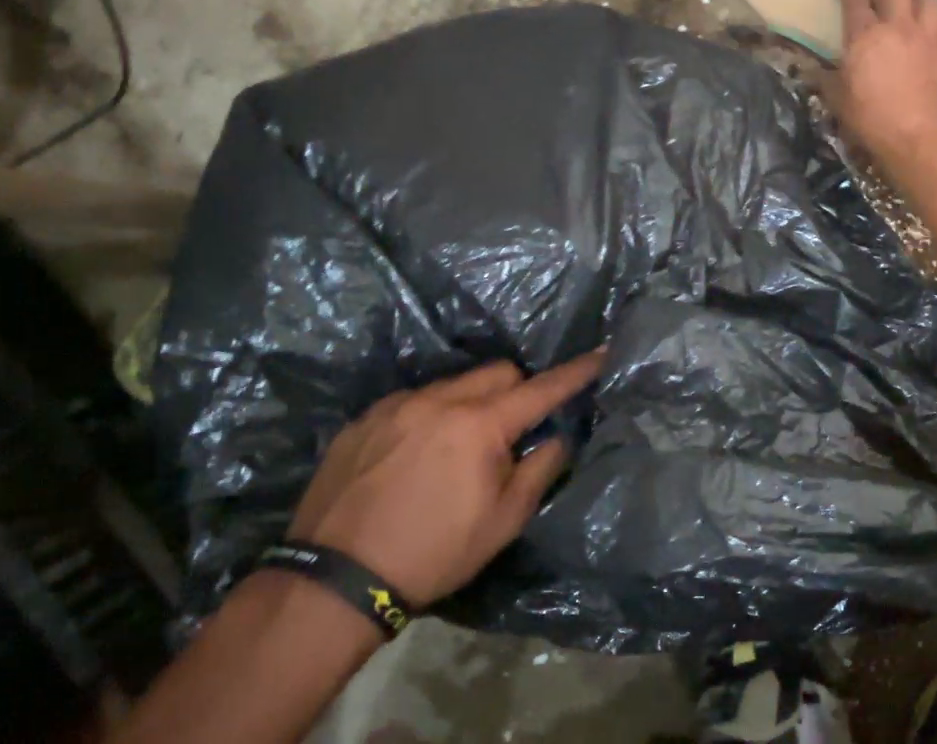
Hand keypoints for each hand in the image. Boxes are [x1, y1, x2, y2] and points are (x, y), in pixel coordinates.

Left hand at [286, 352, 601, 606]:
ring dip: (470, 404)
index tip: (603, 352)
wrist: (333, 583)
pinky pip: (412, 402)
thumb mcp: (505, 519)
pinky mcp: (360, 423)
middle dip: (518, 390)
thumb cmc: (434, 552)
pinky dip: (429, 417)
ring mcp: (394, 408)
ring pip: (452, 385)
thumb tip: (555, 437)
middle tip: (516, 429)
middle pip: (498, 372)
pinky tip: (417, 455)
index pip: (543, 388)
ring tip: (459, 448)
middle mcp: (438, 401)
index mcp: (479, 424)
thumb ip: (541, 468)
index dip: (578, 371)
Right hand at [827, 0, 936, 163]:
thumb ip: (826, 78)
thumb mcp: (837, 99)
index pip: (854, 1)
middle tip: (876, 7)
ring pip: (926, 2)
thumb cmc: (870, 118)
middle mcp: (898, 28)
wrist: (914, 137)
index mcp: (865, 35)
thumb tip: (816, 69)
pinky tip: (929, 33)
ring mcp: (926, 39)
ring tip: (907, 14)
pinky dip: (936, 24)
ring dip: (914, 3)